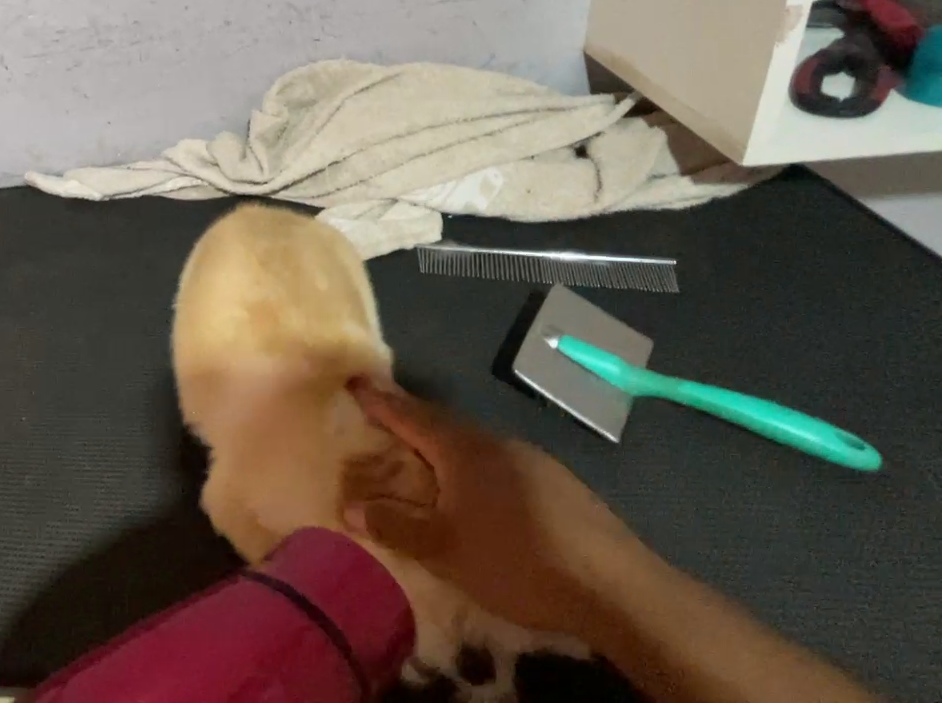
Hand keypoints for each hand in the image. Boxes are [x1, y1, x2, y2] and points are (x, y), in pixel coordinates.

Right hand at [341, 382, 650, 636]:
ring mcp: (534, 461)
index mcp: (461, 449)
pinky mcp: (561, 486)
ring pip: (475, 445)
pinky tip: (480, 494)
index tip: (354, 382)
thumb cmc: (518, 561)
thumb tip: (351, 507)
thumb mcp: (443, 551)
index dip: (379, 400)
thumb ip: (395, 525)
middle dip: (410, 420)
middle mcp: (495, 443)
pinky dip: (477, 468)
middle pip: (442, 424)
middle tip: (383, 419)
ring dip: (445, 447)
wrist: (622, 592)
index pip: (408, 414)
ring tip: (425, 459)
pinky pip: (502, 464)